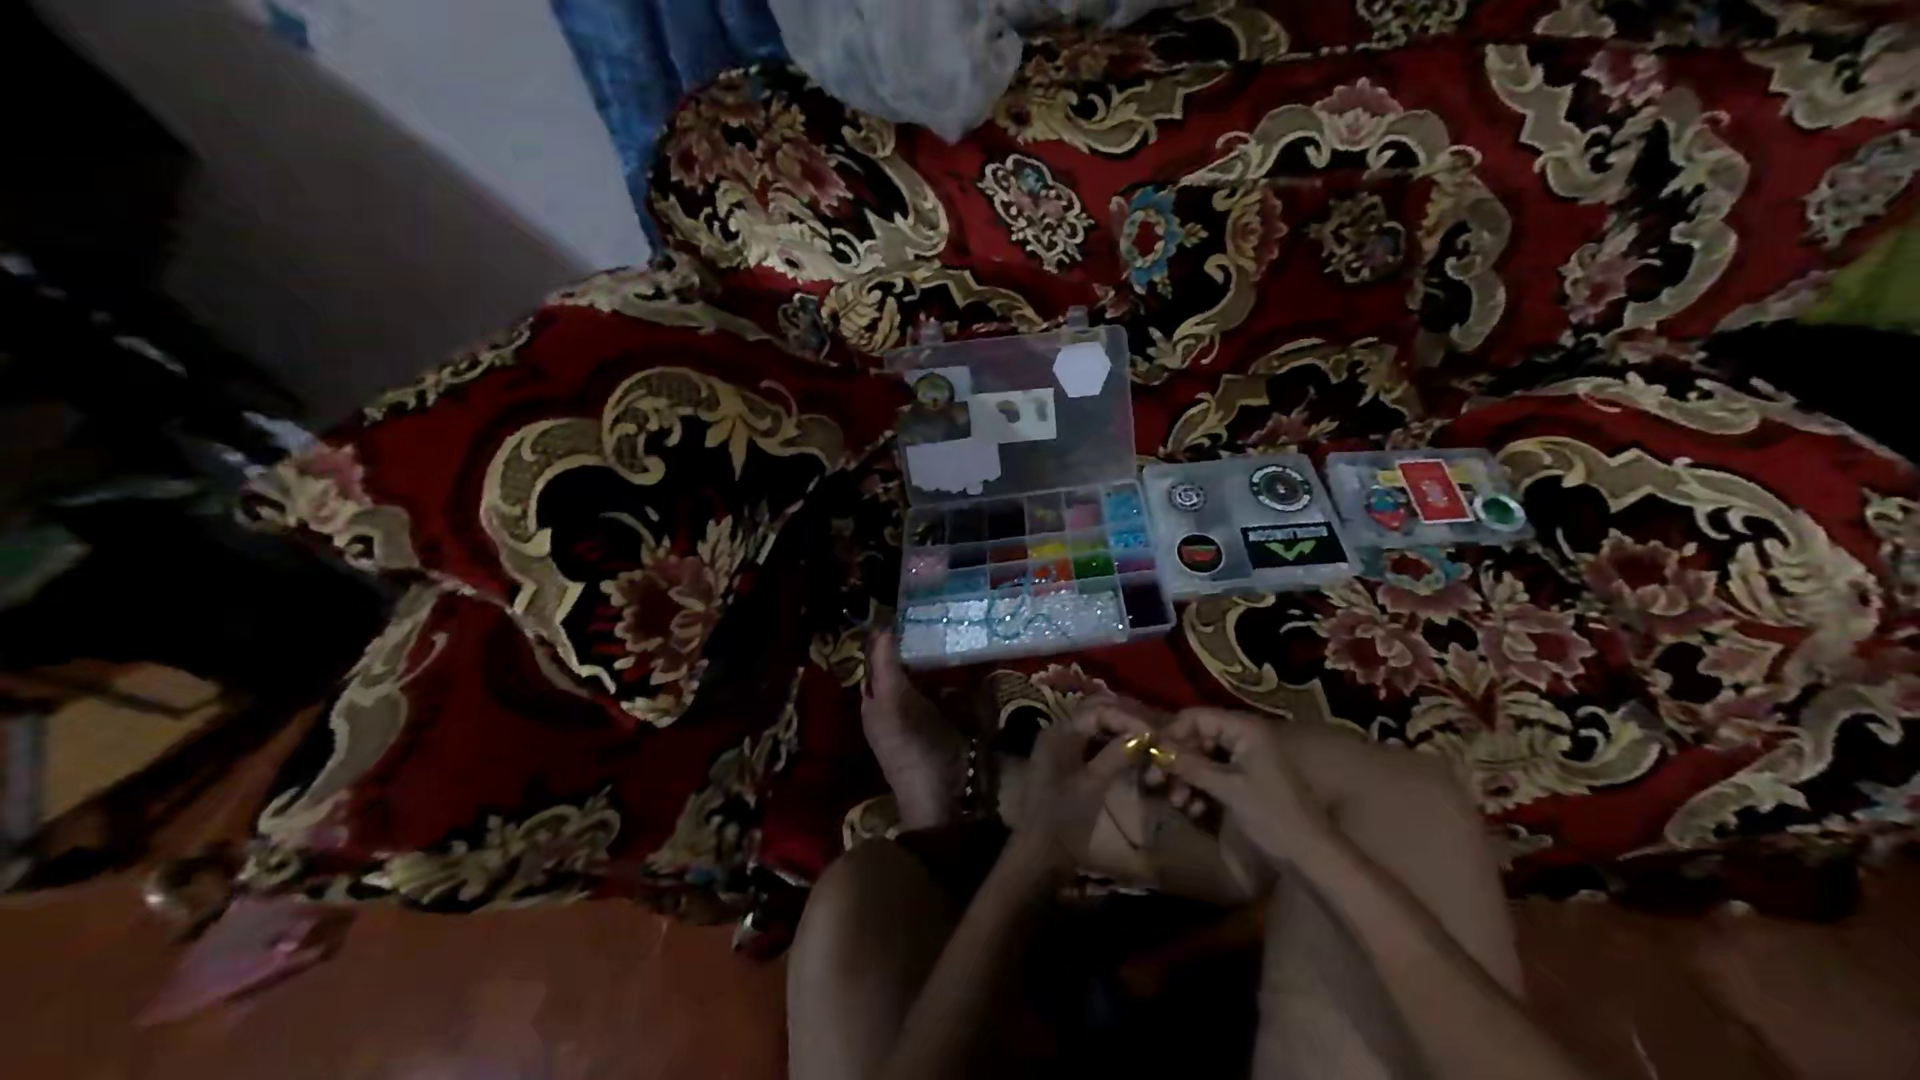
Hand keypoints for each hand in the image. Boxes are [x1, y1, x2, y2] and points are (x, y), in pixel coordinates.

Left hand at [1009, 710, 1143, 874]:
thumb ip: (1116, 755)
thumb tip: (1145, 734)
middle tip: (1156, 730)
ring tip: (1150, 739)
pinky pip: (1095, 743)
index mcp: (1058, 733)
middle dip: (1126, 718)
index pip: (1097, 710)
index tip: (1154, 733)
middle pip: (1096, 712)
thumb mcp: (1093, 785)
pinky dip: (1114, 744)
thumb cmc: (1063, 818)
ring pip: (1097, 727)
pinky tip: (1134, 752)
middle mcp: (1058, 733)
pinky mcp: (1069, 764)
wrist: (1041, 855)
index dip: (1127, 718)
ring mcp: (1063, 748)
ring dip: (1122, 729)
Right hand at [1152, 707, 1334, 865]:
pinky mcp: (1244, 777)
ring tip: (1177, 801)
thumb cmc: (1271, 815)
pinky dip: (1198, 787)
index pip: (1196, 716)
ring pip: (1202, 756)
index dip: (1172, 733)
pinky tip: (1192, 808)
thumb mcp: (1227, 788)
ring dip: (1185, 776)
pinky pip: (1212, 772)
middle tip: (1155, 780)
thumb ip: (1190, 764)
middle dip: (1176, 758)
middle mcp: (1244, 736)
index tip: (1152, 755)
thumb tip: (1156, 748)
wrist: (1310, 854)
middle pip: (1197, 735)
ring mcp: (1245, 757)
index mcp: (1245, 730)